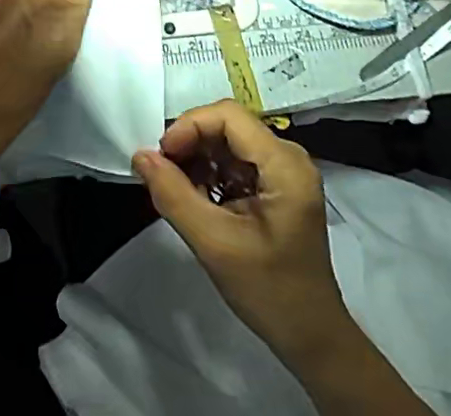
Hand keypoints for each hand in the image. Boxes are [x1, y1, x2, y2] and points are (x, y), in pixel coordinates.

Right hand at [132, 100, 352, 359]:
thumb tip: (140, 156)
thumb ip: (174, 195)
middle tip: (162, 174)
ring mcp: (284, 169)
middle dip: (190, 143)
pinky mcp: (277, 184)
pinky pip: (237, 160)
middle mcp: (288, 156)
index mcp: (285, 164)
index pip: (229, 116)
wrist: (310, 334)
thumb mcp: (214, 244)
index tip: (161, 157)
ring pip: (229, 141)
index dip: (190, 127)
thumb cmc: (268, 290)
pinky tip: (196, 198)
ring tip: (177, 190)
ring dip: (198, 158)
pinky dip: (211, 172)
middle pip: (229, 125)